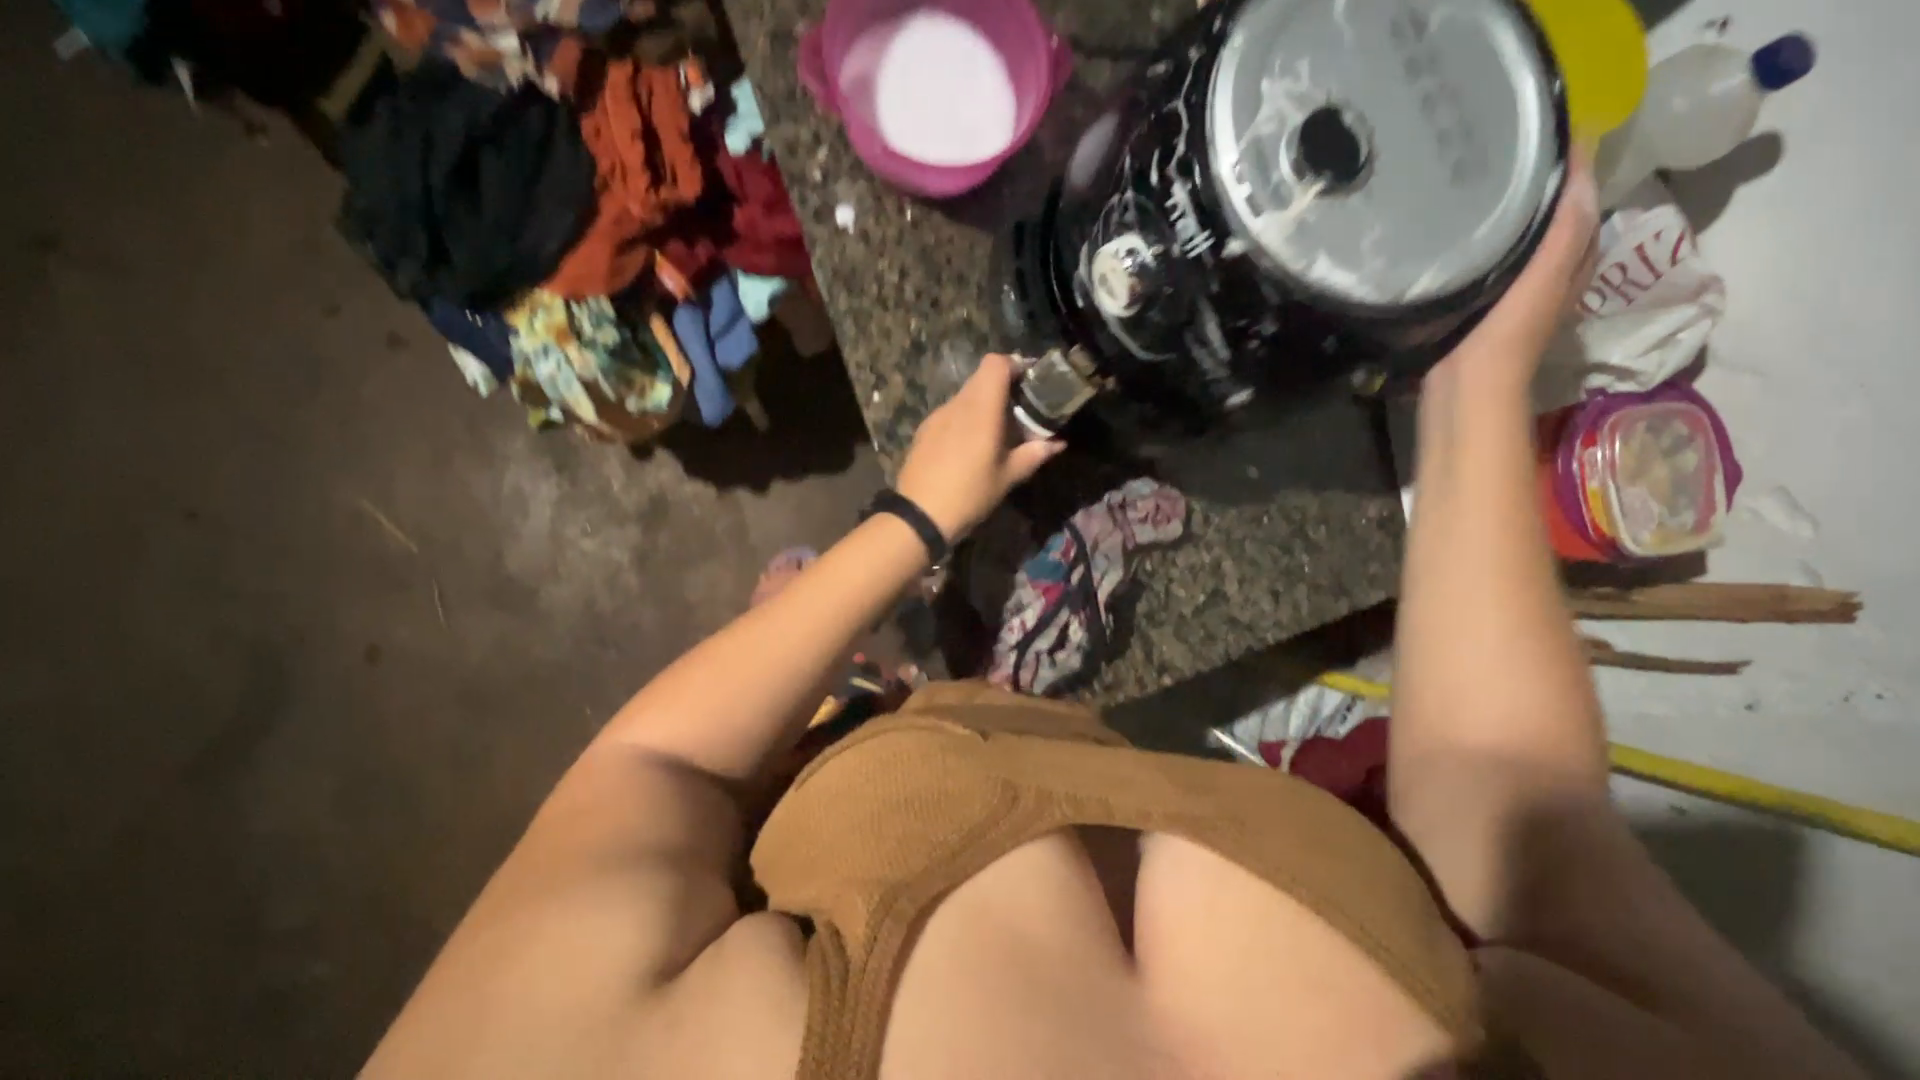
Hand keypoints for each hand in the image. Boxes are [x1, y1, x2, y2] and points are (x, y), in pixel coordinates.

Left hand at [895, 353, 1065, 540]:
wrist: (919, 516)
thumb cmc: (969, 494)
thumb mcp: (1008, 477)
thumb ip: (1034, 454)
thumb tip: (1058, 444)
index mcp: (981, 409)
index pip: (996, 363)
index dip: (1015, 364)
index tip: (1030, 382)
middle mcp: (957, 404)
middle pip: (981, 377)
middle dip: (1004, 387)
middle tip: (1021, 411)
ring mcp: (937, 416)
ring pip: (966, 395)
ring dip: (985, 404)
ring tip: (998, 431)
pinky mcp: (925, 430)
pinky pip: (951, 413)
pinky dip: (967, 418)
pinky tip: (972, 446)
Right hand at [1445, 151, 1599, 382]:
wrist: (1463, 392)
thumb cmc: (1505, 336)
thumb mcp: (1542, 279)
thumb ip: (1564, 232)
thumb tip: (1584, 167)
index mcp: (1569, 267)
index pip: (1582, 207)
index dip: (1576, 171)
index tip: (1552, 132)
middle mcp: (1545, 277)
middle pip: (1551, 223)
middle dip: (1542, 188)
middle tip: (1513, 147)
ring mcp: (1509, 294)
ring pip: (1518, 241)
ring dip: (1509, 214)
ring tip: (1483, 179)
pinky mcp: (1474, 304)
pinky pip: (1487, 260)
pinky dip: (1482, 240)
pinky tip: (1458, 232)